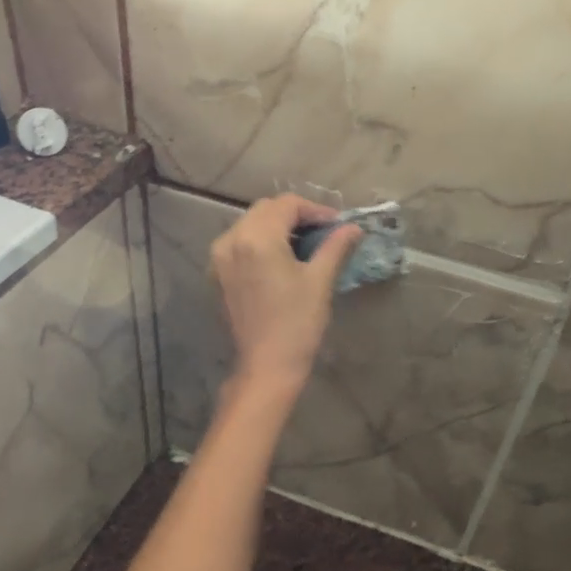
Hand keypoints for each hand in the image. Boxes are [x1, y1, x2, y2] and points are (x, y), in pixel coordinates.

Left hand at [210, 194, 362, 398]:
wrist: (266, 366)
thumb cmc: (297, 324)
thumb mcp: (320, 281)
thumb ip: (335, 247)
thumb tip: (353, 228)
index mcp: (257, 238)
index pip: (287, 205)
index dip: (315, 210)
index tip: (337, 225)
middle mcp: (231, 240)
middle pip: (265, 210)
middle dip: (295, 216)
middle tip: (323, 233)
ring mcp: (220, 258)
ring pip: (251, 225)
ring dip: (277, 228)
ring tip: (303, 246)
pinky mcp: (218, 275)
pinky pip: (239, 244)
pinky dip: (260, 243)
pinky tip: (281, 260)